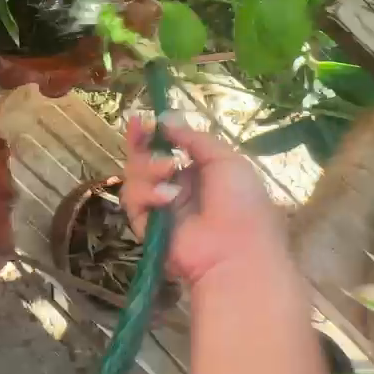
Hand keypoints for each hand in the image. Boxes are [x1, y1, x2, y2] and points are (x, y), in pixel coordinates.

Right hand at [120, 114, 289, 288]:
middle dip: (139, 142)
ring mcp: (158, 207)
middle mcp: (175, 187)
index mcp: (197, 173)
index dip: (152, 133)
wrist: (237, 253)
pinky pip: (132, 200)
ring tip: (167, 171)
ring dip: (147, 168)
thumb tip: (165, 119)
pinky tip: (165, 199)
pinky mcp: (145, 225)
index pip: (165, 148)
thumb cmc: (241, 204)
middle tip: (137, 127)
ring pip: (134, 175)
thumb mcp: (227, 161)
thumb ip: (194, 138)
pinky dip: (146, 195)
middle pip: (143, 158)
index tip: (144, 119)